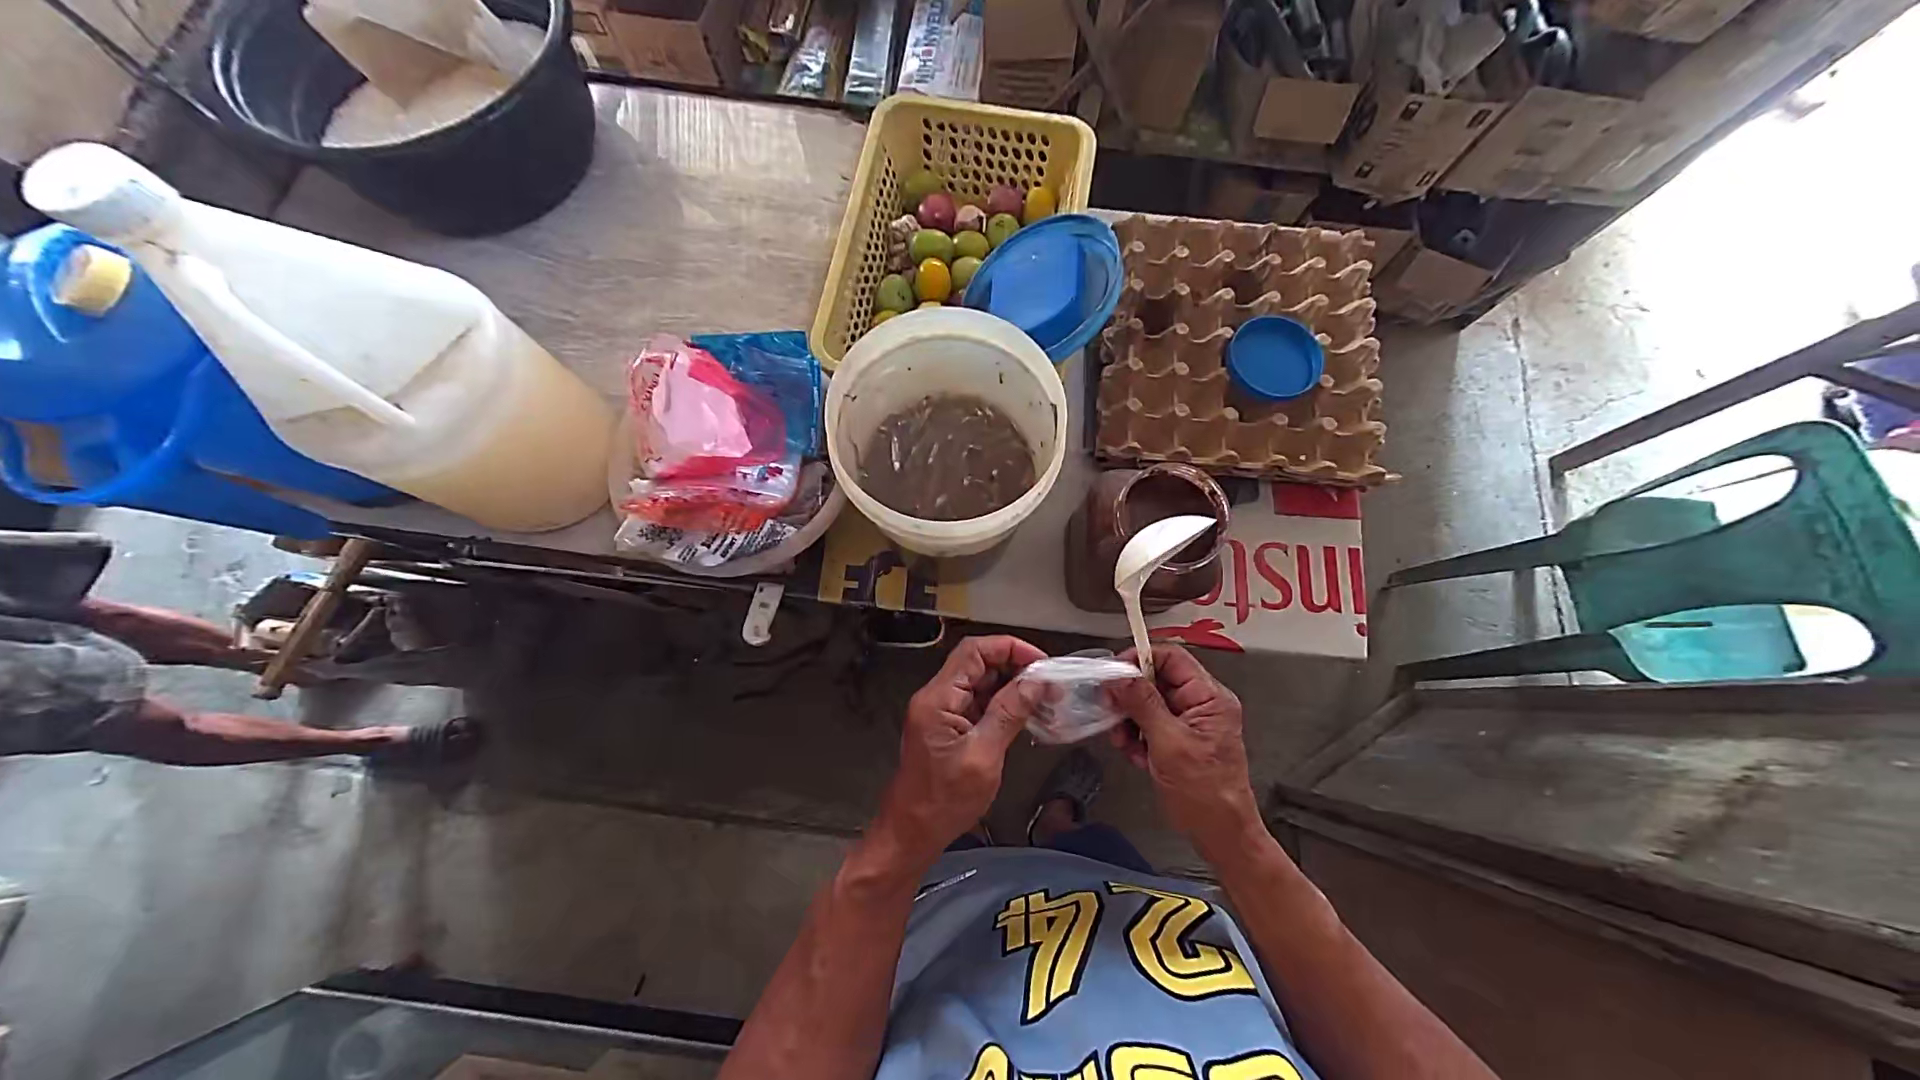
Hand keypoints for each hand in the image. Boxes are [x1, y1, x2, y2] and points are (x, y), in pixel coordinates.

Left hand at [874, 635, 1047, 862]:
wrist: (912, 833)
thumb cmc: (943, 801)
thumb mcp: (983, 756)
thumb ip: (1009, 713)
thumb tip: (1036, 683)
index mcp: (938, 698)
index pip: (974, 651)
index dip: (1010, 648)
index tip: (1041, 663)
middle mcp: (936, 697)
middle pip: (978, 663)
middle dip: (1015, 667)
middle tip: (1048, 683)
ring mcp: (941, 712)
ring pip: (980, 682)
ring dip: (1011, 686)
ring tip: (1044, 698)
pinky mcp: (948, 727)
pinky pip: (978, 703)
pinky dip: (1002, 704)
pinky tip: (1026, 714)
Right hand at [1108, 644, 1263, 857]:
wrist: (1220, 834)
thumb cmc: (1208, 796)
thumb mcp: (1169, 744)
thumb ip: (1143, 705)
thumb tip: (1120, 677)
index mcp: (1209, 698)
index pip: (1171, 657)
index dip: (1140, 659)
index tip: (1114, 672)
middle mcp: (1200, 704)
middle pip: (1155, 679)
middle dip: (1130, 696)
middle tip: (1112, 709)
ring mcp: (1189, 722)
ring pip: (1147, 702)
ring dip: (1129, 719)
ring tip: (1125, 740)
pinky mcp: (1177, 738)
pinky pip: (1148, 723)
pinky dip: (1135, 735)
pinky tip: (1136, 754)